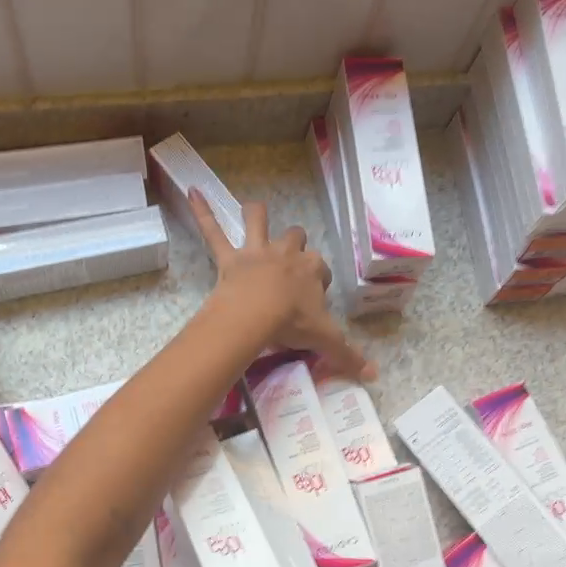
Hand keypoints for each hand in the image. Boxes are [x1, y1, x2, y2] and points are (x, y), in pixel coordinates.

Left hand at [191, 191, 374, 381]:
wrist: (256, 315)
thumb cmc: (293, 323)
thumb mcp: (326, 340)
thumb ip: (349, 356)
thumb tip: (374, 375)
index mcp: (312, 270)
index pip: (321, 269)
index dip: (319, 281)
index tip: (315, 298)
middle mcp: (287, 254)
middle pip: (295, 237)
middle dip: (295, 243)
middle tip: (289, 259)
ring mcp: (257, 253)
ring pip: (257, 222)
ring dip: (255, 215)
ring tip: (252, 209)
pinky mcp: (229, 259)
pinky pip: (213, 231)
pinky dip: (202, 213)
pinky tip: (191, 192)